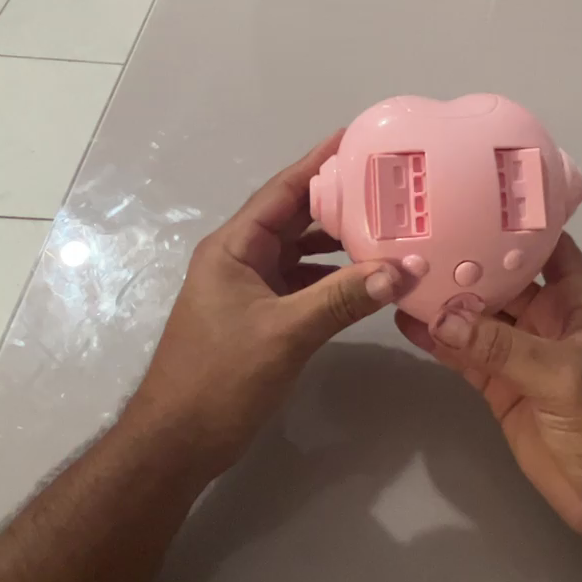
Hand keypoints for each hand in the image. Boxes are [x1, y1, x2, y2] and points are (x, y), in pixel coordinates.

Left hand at [125, 131, 405, 479]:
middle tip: (389, 181)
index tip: (359, 137)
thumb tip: (405, 268)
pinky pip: (302, 280)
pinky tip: (365, 277)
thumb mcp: (287, 333)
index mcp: (235, 246)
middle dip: (339, 198)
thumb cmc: (219, 379)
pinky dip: (332, 275)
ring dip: (338, 240)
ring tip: (387, 225)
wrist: (176, 445)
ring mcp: (249, 286)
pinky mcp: (259, 313)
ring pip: (301, 249)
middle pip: (295, 215)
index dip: (320, 161)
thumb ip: (345, 298)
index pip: (283, 190)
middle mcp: (240, 257)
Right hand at [396, 234, 581, 546]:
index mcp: (576, 301)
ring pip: (478, 316)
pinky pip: (465, 355)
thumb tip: (444, 318)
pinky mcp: (499, 385)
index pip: (548, 246)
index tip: (476, 195)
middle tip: (420, 236)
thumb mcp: (563, 376)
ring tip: (404, 274)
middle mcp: (546, 318)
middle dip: (467, 260)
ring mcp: (519, 352)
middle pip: (502, 278)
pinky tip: (409, 323)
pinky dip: (439, 341)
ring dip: (446, 300)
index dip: (518, 222)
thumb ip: (503, 347)